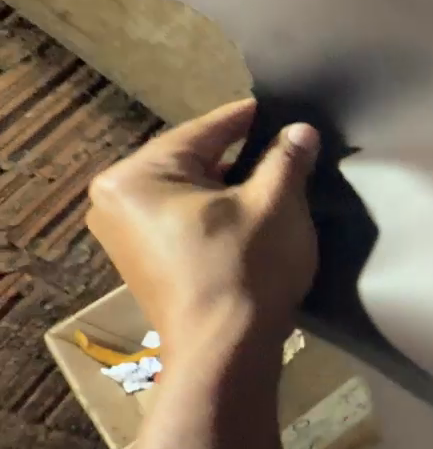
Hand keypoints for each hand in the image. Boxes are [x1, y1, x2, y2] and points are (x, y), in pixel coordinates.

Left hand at [86, 98, 319, 352]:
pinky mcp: (143, 257)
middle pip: (193, 162)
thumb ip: (286, 160)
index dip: (246, 119)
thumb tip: (301, 130)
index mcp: (137, 177)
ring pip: (190, 191)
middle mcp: (116, 199)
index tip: (278, 107)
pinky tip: (252, 213)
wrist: (225, 341)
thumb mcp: (276, 204)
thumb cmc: (247, 264)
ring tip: (276, 178)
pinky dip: (219, 209)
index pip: (201, 133)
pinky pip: (185, 216)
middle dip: (240, 155)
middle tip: (285, 145)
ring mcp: (123, 232)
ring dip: (232, 184)